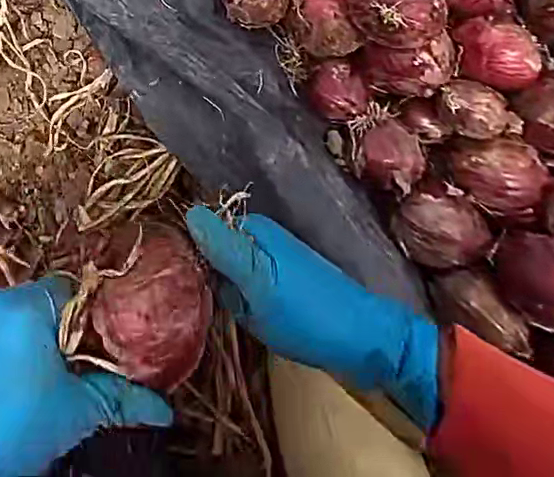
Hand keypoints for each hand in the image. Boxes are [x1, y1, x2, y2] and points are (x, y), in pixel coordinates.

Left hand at [0, 277, 173, 476]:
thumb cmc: (17, 436)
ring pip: (12, 305)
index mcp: (31, 309)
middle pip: (42, 296)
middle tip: (60, 361)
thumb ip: (121, 396)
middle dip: (54, 323)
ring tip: (26, 367)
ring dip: (23, 326)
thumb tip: (163, 407)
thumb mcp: (76, 413)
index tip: (85, 344)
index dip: (84, 315)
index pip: (72, 290)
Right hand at [184, 206, 440, 429]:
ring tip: (251, 319)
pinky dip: (248, 309)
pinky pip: (248, 291)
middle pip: (214, 257)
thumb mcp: (258, 284)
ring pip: (230, 278)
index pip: (202, 235)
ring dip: (234, 300)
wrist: (365, 342)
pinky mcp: (281, 282)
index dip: (196, 262)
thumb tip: (189, 212)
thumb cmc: (309, 314)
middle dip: (217, 285)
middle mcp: (261, 237)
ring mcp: (271, 260)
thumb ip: (223, 250)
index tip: (196, 289)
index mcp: (254, 228)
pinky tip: (262, 324)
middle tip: (234, 309)